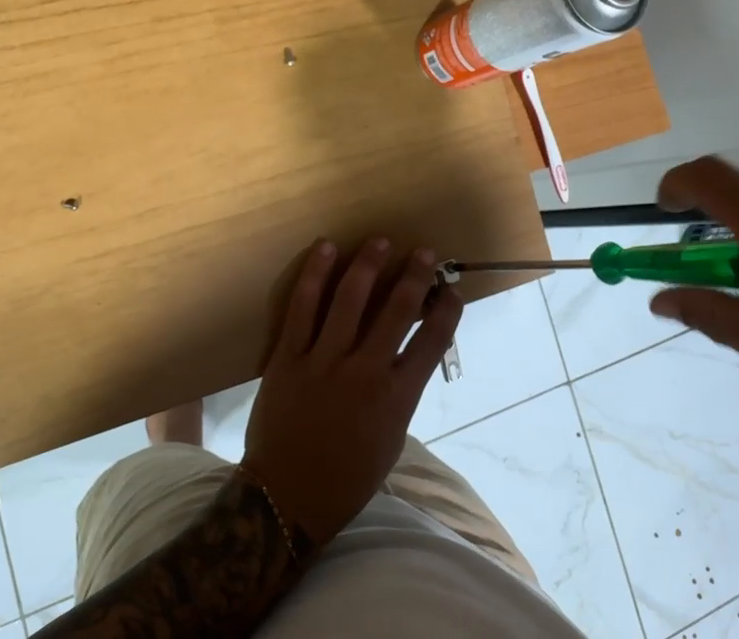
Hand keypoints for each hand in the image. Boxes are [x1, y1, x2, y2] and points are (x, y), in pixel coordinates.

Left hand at [241, 237, 461, 545]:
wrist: (287, 497)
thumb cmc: (346, 478)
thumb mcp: (390, 439)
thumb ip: (400, 393)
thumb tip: (407, 355)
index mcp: (397, 398)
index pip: (432, 341)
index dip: (446, 309)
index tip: (451, 289)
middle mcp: (366, 373)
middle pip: (397, 311)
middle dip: (414, 276)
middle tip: (423, 252)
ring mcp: (325, 362)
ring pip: (351, 300)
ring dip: (368, 265)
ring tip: (379, 241)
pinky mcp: (288, 358)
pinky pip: (303, 308)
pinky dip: (316, 275)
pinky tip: (326, 249)